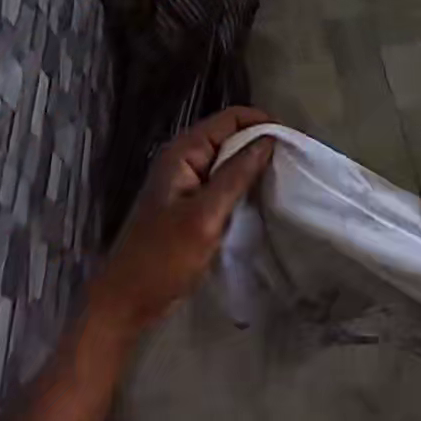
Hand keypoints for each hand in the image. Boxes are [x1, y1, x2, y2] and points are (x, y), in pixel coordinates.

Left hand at [87, 107, 275, 334]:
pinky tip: (262, 197)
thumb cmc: (163, 258)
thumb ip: (237, 175)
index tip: (292, 140)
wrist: (127, 302)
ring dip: (254, 165)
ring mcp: (187, 180)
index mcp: (184, 151)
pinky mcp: (192, 202)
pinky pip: (224, 181)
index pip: (230, 118)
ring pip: (230, 159)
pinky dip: (244, 184)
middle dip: (261, 143)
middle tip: (293, 161)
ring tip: (284, 176)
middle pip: (231, 135)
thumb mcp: (205, 216)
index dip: (262, 123)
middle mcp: (185, 158)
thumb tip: (269, 140)